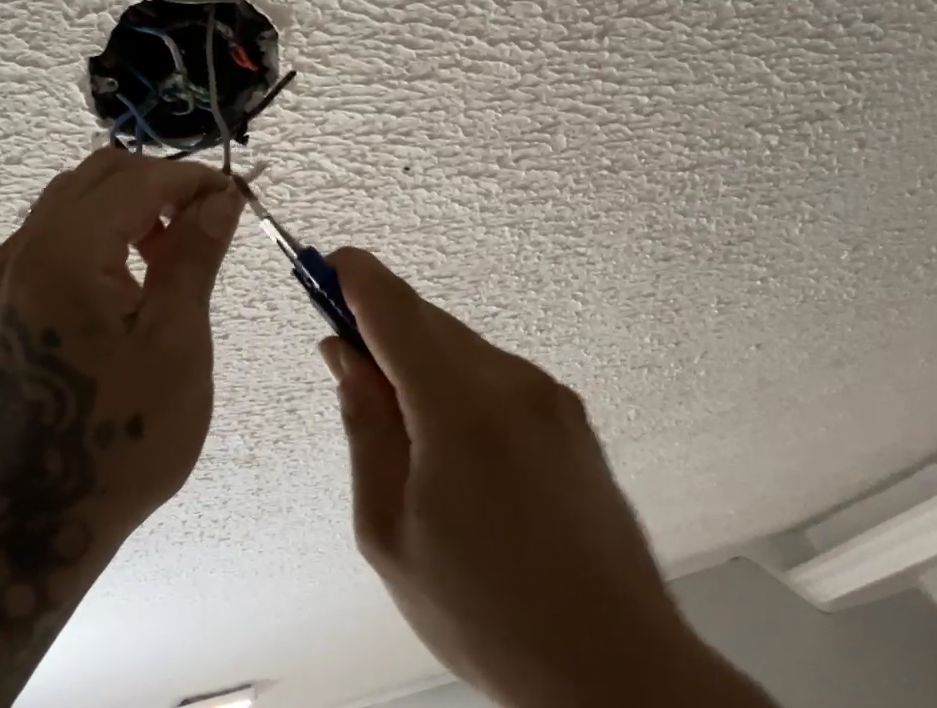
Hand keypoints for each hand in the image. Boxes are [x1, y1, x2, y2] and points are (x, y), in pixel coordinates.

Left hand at [0, 147, 242, 547]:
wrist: (44, 513)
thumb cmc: (125, 434)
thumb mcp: (176, 340)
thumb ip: (194, 254)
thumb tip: (220, 196)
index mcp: (64, 251)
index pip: (138, 179)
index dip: (194, 179)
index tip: (240, 198)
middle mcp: (25, 247)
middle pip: (100, 175)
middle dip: (161, 183)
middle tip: (212, 220)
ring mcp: (9, 273)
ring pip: (76, 199)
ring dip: (131, 203)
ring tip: (179, 244)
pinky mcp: (9, 298)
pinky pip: (58, 233)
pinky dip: (103, 229)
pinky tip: (136, 269)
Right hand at [320, 249, 772, 707]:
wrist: (615, 668)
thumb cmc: (488, 613)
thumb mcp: (387, 530)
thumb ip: (364, 427)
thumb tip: (343, 356)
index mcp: (460, 411)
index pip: (394, 308)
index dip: (352, 278)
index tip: (322, 269)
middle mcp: (513, 385)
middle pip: (426, 319)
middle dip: (378, 325)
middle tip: (343, 363)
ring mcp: (550, 398)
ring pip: (460, 345)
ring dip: (416, 357)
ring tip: (397, 426)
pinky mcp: (570, 417)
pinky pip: (494, 372)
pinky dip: (454, 379)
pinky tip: (445, 440)